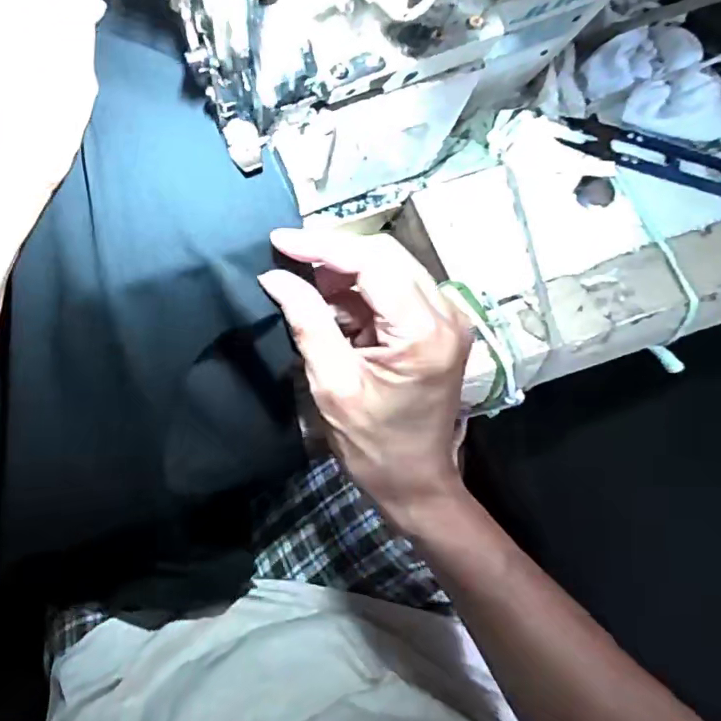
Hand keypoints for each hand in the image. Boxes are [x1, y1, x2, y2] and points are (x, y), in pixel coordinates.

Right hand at [257, 228, 474, 524]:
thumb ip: (307, 321)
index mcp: (423, 331)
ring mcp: (446, 316)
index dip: (321, 246)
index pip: (372, 263)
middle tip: (286, 262)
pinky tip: (329, 304)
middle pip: (384, 255)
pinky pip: (391, 286)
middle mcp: (446, 314)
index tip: (279, 241)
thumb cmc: (373, 441)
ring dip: (341, 271)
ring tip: (304, 289)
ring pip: (387, 266)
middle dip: (330, 254)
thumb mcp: (331, 382)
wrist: (415, 479)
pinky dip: (355, 289)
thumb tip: (274, 277)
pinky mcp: (436, 323)